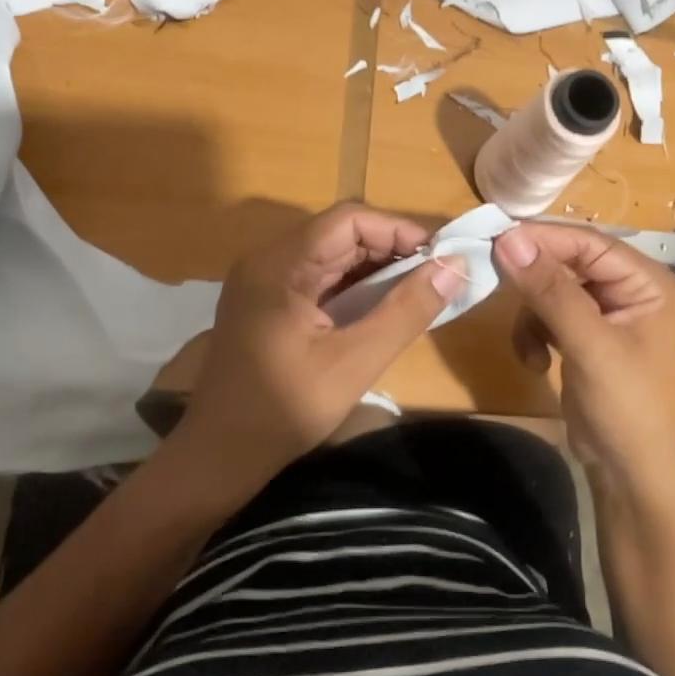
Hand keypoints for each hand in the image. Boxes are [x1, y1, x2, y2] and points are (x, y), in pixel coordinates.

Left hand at [176, 203, 463, 481]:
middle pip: (340, 234)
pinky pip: (319, 280)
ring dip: (376, 269)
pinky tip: (383, 308)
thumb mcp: (355, 361)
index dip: (399, 230)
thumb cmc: (284, 409)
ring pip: (331, 257)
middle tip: (437, 276)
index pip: (349, 220)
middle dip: (392, 249)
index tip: (441, 259)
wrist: (219, 456)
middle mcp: (268, 262)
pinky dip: (354, 288)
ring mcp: (264, 284)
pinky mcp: (267, 306)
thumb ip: (406, 310)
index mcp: (280, 265)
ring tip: (419, 291)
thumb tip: (455, 266)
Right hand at [492, 223, 674, 488]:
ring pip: (550, 289)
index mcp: (645, 280)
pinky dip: (533, 335)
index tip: (495, 238)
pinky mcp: (581, 337)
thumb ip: (551, 291)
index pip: (588, 242)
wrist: (630, 472)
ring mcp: (603, 313)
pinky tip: (536, 364)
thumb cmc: (626, 406)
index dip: (543, 238)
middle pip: (567, 261)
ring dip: (531, 316)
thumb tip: (508, 239)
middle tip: (492, 279)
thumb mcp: (590, 345)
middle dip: (532, 278)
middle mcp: (627, 288)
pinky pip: (545, 316)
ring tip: (530, 349)